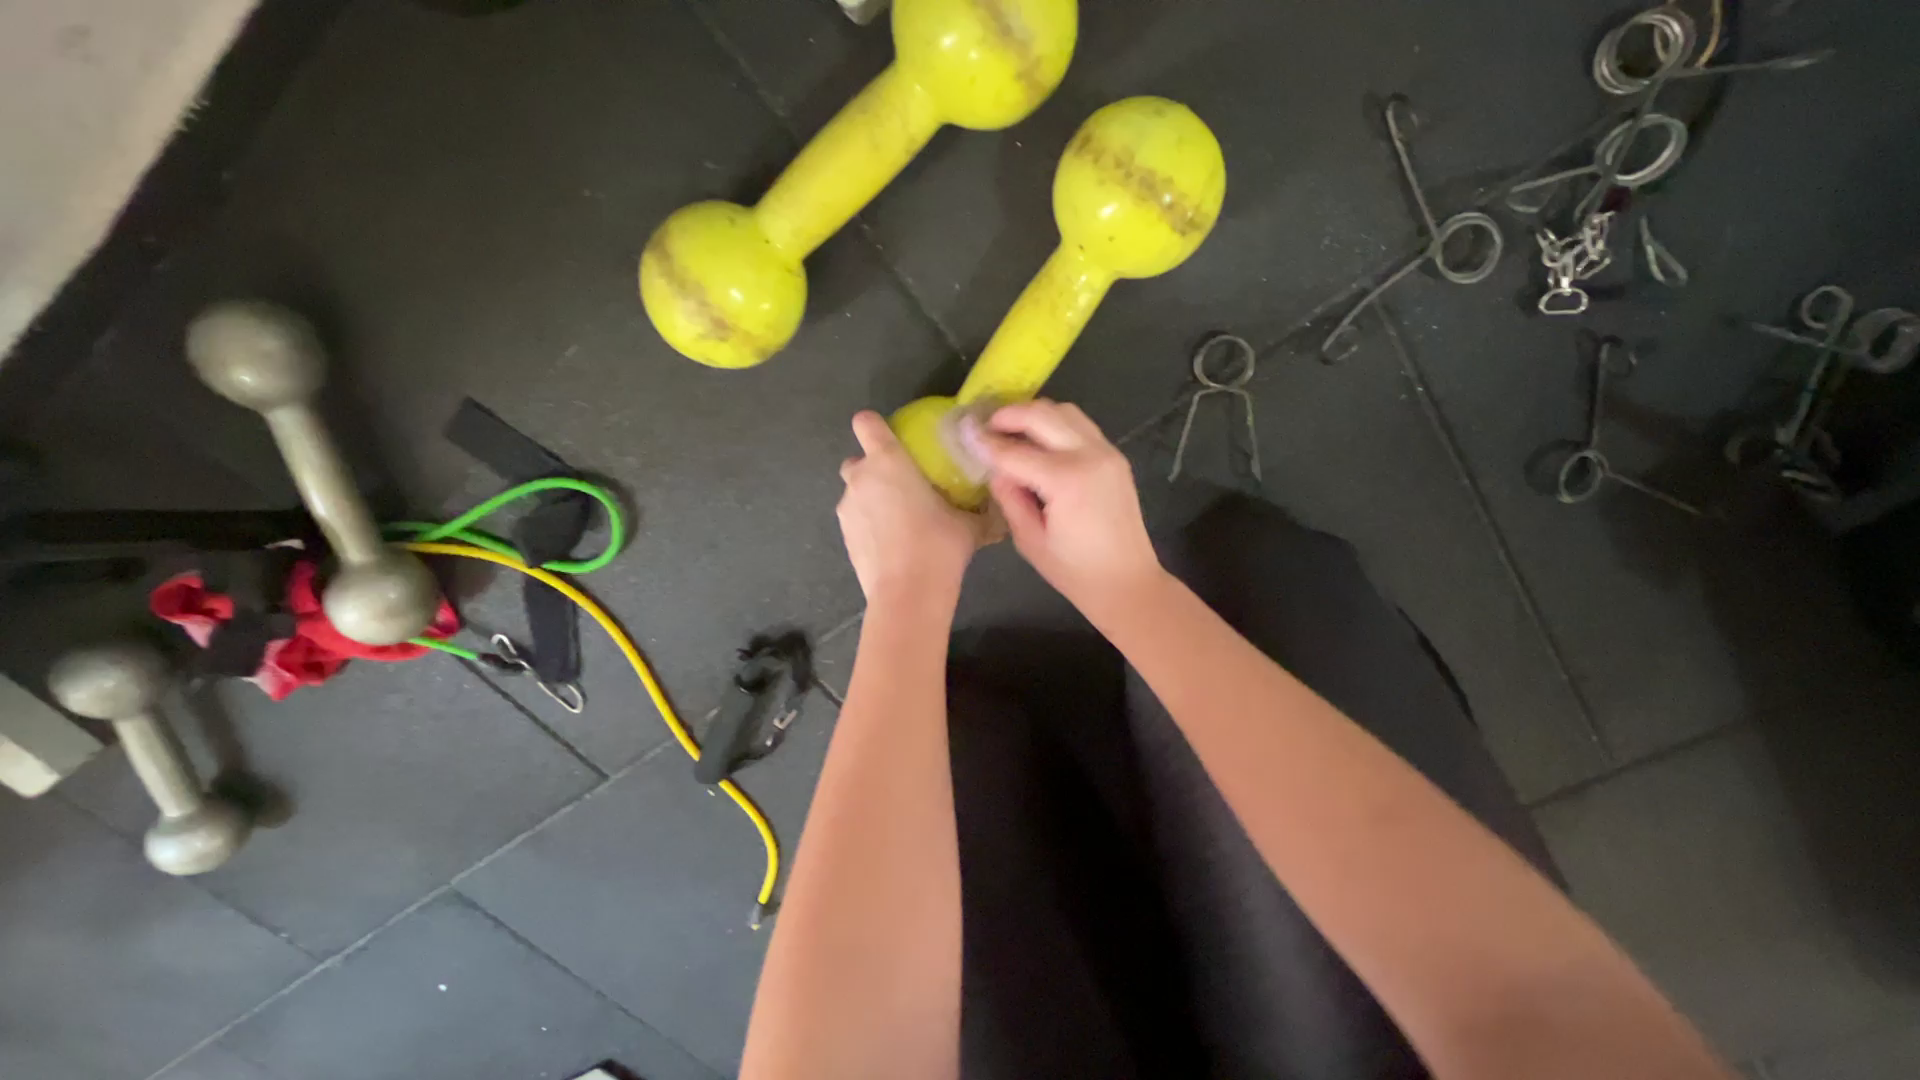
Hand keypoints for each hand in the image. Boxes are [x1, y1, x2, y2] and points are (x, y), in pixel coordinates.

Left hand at [838, 410, 996, 604]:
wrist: (908, 593)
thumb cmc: (939, 545)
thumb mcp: (969, 524)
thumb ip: (979, 508)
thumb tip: (1000, 506)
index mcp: (888, 461)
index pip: (866, 423)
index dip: (874, 426)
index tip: (892, 439)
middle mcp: (861, 478)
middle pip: (857, 460)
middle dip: (873, 469)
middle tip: (903, 487)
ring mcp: (847, 509)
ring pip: (855, 493)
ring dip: (872, 500)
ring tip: (901, 522)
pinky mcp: (844, 537)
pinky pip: (856, 521)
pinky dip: (869, 526)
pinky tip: (893, 545)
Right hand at [979, 400, 1165, 618]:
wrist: (1128, 581)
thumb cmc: (1075, 571)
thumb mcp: (1029, 540)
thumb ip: (1010, 498)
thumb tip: (996, 470)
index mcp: (1066, 480)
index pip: (1015, 452)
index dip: (985, 442)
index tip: (964, 432)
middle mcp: (1089, 455)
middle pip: (1042, 415)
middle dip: (1009, 415)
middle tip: (986, 425)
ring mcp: (1107, 452)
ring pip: (1065, 411)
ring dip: (1035, 415)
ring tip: (1011, 429)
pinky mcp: (1115, 457)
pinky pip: (1080, 426)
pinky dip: (1056, 425)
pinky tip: (1039, 441)